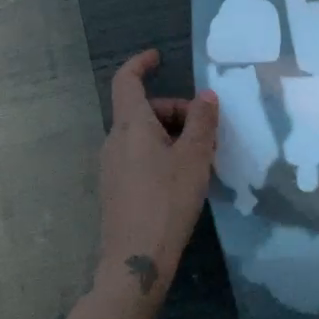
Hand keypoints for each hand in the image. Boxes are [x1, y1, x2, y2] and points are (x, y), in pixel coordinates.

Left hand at [97, 49, 219, 301]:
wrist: (136, 262)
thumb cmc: (166, 201)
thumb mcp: (194, 157)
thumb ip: (202, 122)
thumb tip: (206, 96)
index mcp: (130, 124)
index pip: (126, 80)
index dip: (140, 63)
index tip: (158, 57)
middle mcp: (115, 140)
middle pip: (143, 110)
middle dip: (175, 111)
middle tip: (205, 131)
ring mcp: (111, 166)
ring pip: (142, 135)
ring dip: (170, 135)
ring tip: (200, 157)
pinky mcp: (115, 189)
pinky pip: (138, 157)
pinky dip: (160, 154)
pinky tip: (183, 179)